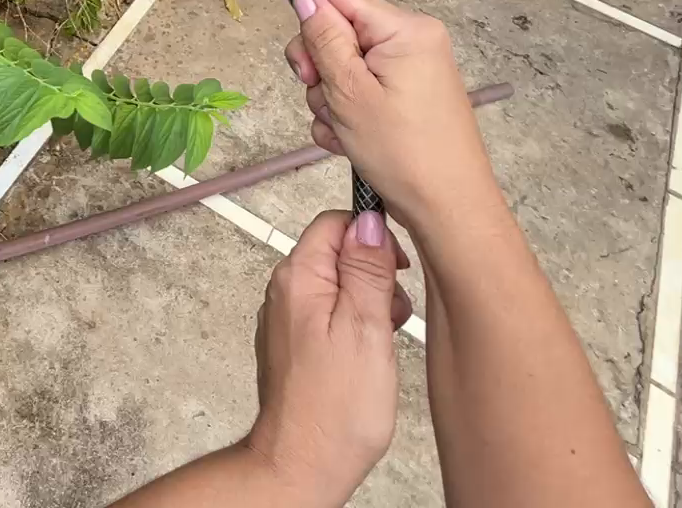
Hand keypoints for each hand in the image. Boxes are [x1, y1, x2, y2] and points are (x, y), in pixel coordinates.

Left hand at [246, 210, 410, 502]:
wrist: (303, 460)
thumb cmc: (335, 406)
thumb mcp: (365, 328)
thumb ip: (366, 270)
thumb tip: (370, 220)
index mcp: (298, 276)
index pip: (333, 222)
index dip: (371, 236)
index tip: (397, 267)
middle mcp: (284, 288)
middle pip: (336, 252)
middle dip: (373, 274)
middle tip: (393, 313)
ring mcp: (286, 314)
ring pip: (336, 284)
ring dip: (367, 302)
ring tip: (382, 340)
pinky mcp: (294, 339)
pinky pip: (328, 312)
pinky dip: (353, 323)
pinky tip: (367, 354)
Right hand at [281, 0, 498, 233]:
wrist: (449, 210)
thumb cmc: (402, 150)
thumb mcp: (350, 91)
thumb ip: (324, 39)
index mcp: (403, 31)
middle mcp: (408, 42)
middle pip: (334, 30)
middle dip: (315, 62)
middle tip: (316, 90)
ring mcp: (406, 69)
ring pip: (337, 65)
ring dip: (326, 95)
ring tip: (342, 127)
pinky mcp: (402, 94)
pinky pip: (353, 89)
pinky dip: (341, 111)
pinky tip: (349, 139)